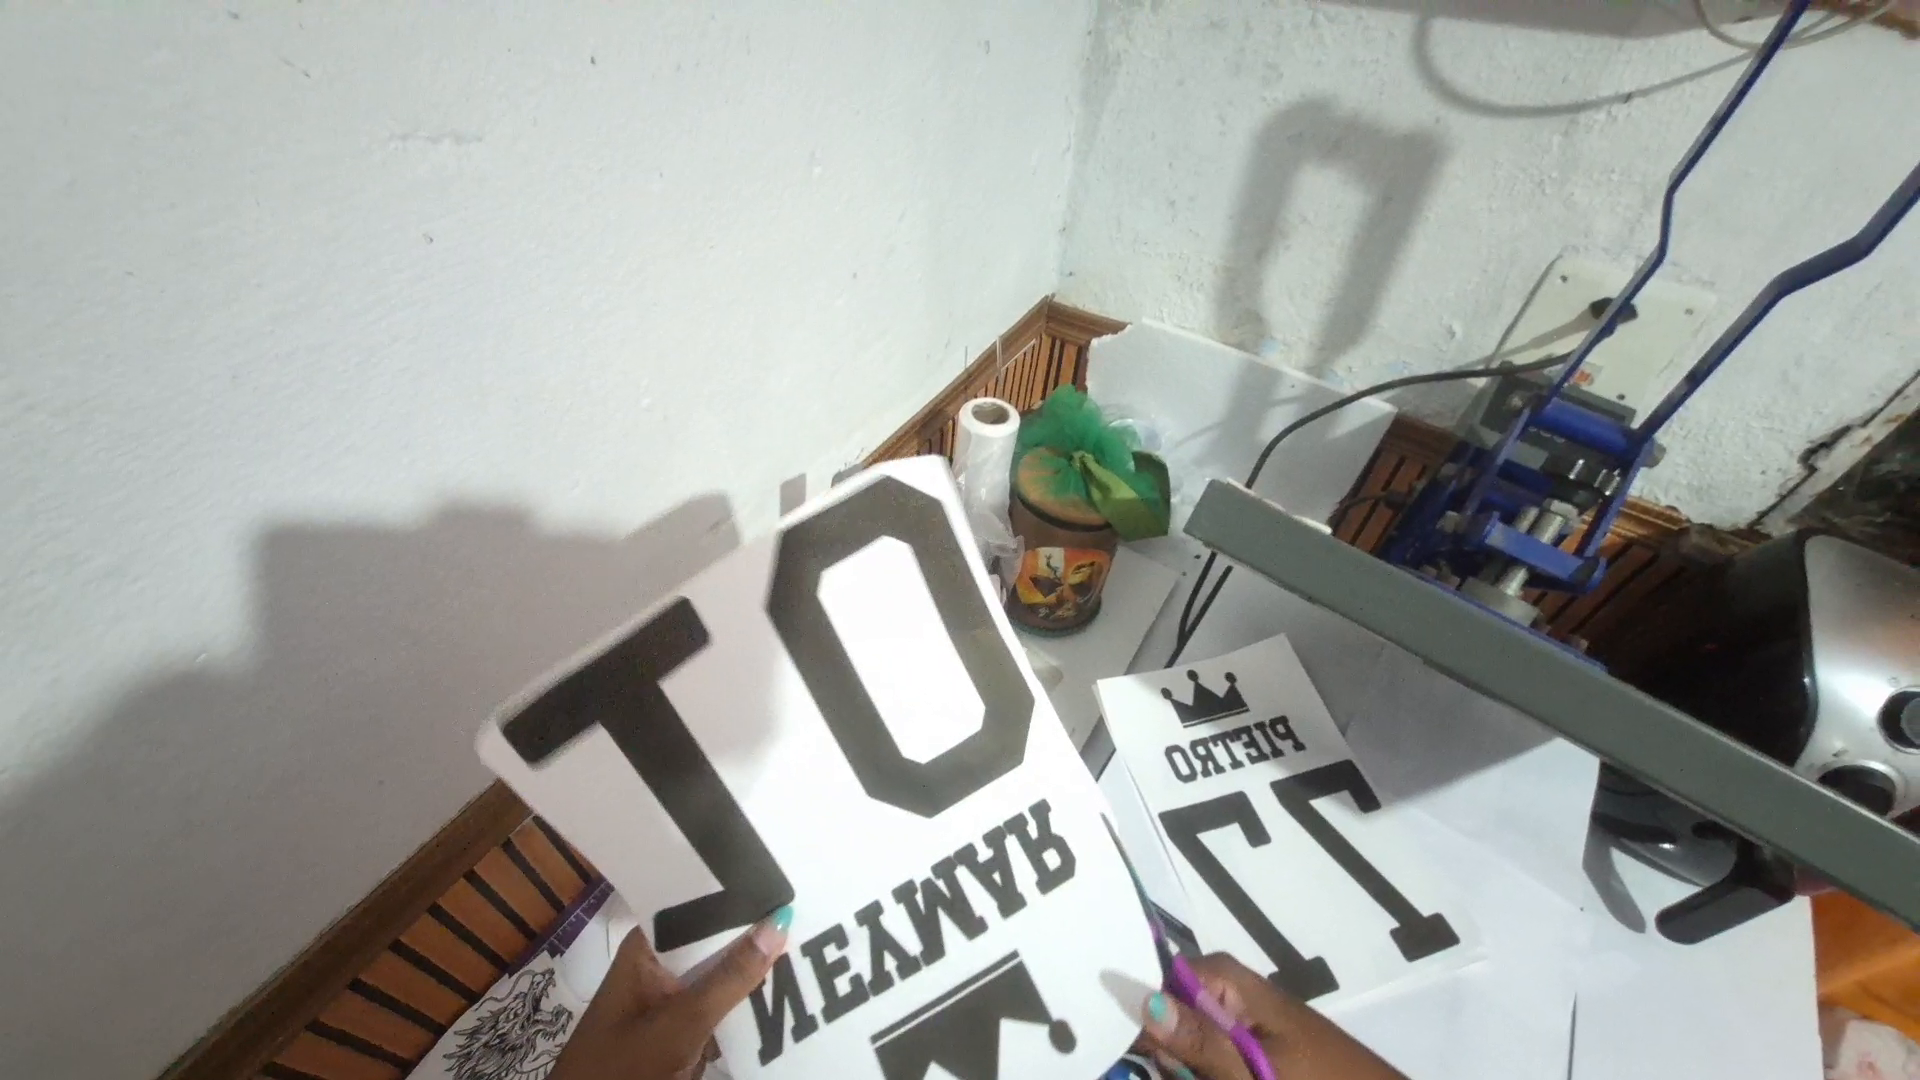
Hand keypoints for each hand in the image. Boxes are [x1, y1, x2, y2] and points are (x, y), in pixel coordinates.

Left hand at [548, 906, 792, 1079]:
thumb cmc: (622, 1071)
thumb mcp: (680, 1024)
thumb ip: (730, 977)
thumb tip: (781, 919)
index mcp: (647, 948)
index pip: (699, 902)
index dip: (740, 890)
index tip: (786, 877)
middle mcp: (660, 964)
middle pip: (716, 936)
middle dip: (756, 930)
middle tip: (809, 908)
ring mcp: (671, 998)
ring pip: (723, 971)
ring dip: (756, 966)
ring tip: (808, 941)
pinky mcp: (682, 1030)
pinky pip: (723, 1004)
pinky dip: (748, 1001)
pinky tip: (786, 988)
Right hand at [1140, 954, 1405, 1079]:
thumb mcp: (1255, 1072)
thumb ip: (1199, 1041)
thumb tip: (1141, 1000)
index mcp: (1220, 976)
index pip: (1152, 986)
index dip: (1142, 1026)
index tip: (1150, 1061)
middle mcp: (1220, 985)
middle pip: (1163, 1017)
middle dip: (1170, 1057)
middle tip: (1196, 1078)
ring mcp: (1232, 1015)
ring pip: (1182, 1042)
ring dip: (1188, 1071)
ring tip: (1211, 1079)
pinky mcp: (1243, 1041)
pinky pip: (1206, 1053)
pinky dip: (1206, 1073)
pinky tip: (1216, 1077)